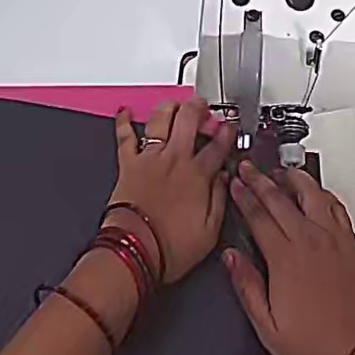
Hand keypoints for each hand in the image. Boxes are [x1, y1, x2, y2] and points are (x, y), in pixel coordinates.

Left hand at [109, 99, 234, 282]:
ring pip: (161, 119)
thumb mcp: (210, 231)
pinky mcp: (129, 164)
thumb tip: (226, 181)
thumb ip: (220, 200)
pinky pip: (125, 136)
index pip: (218, 145)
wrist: (134, 250)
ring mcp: (150, 158)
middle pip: (189, 120)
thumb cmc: (169, 246)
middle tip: (203, 107)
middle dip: (199, 108)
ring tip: (175, 104)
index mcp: (198, 175)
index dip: (227, 133)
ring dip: (170, 107)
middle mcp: (174, 160)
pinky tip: (125, 111)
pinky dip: (124, 121)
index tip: (230, 128)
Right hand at [224, 161, 354, 354]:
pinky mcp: (349, 245)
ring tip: (279, 172)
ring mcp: (333, 241)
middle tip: (248, 168)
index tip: (235, 184)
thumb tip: (231, 259)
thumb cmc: (315, 347)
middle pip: (280, 198)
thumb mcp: (267, 325)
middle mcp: (310, 242)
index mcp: (286, 258)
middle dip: (260, 179)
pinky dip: (322, 193)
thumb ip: (247, 286)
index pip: (258, 215)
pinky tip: (315, 192)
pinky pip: (336, 207)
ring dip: (292, 179)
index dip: (244, 196)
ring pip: (311, 194)